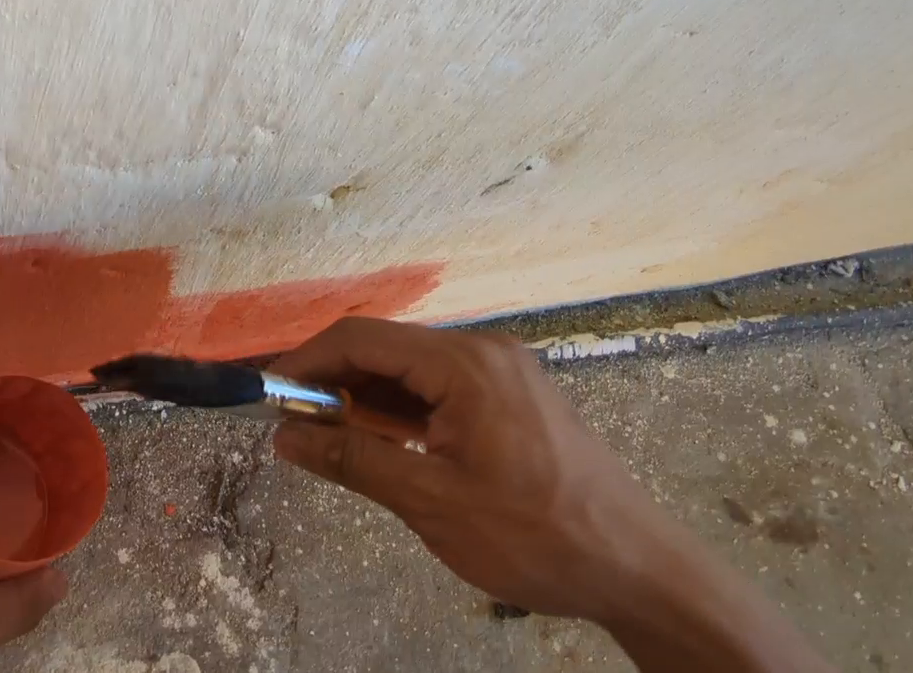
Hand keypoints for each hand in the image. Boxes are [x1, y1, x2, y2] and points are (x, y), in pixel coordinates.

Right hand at [269, 317, 831, 671]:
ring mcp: (499, 371)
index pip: (361, 339)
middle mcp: (482, 351)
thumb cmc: (536, 536)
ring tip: (331, 437)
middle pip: (383, 348)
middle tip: (294, 423)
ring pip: (406, 368)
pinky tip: (381, 439)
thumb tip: (284, 438)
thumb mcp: (431, 501)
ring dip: (363, 397)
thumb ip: (351, 460)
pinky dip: (398, 409)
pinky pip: (435, 387)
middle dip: (332, 380)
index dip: (305, 361)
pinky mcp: (509, 395)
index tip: (268, 394)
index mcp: (464, 363)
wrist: (645, 574)